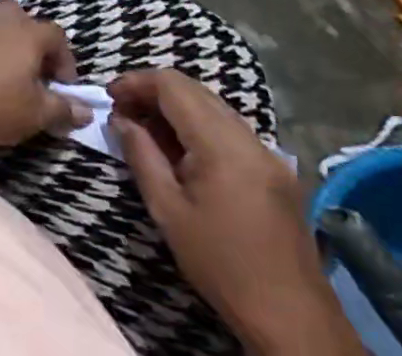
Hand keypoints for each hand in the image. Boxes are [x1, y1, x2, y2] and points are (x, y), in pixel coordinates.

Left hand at [0, 2, 90, 147]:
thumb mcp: (37, 113)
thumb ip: (64, 109)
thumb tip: (84, 110)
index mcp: (28, 32)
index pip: (57, 35)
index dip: (66, 61)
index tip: (64, 88)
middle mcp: (2, 20)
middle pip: (25, 20)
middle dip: (35, 43)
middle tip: (38, 74)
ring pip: (0, 27)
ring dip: (11, 47)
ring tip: (14, 79)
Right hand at [108, 70, 361, 354]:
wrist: (292, 318)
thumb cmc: (219, 263)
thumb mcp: (166, 209)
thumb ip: (141, 154)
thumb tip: (121, 119)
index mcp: (223, 147)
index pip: (173, 86)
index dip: (136, 82)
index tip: (109, 98)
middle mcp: (250, 141)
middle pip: (194, 90)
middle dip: (153, 92)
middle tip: (122, 112)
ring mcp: (269, 156)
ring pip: (213, 107)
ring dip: (175, 108)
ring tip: (145, 130)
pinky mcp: (275, 172)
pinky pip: (229, 129)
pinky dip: (197, 126)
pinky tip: (179, 151)